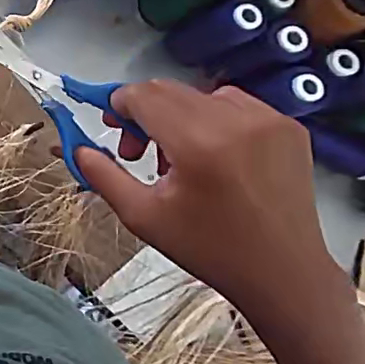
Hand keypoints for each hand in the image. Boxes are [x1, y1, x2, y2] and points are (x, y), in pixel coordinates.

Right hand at [75, 80, 349, 336]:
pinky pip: (233, 104)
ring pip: (199, 95)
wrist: (284, 273)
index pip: (144, 95)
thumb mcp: (142, 216)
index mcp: (198, 144)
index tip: (111, 127)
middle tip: (136, 151)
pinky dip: (212, 120)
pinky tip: (212, 156)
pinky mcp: (288, 126)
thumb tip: (75, 148)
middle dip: (143, 112)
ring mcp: (268, 120)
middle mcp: (236, 120)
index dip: (119, 105)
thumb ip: (103, 175)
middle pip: (169, 90)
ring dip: (177, 116)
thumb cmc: (209, 249)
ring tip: (177, 159)